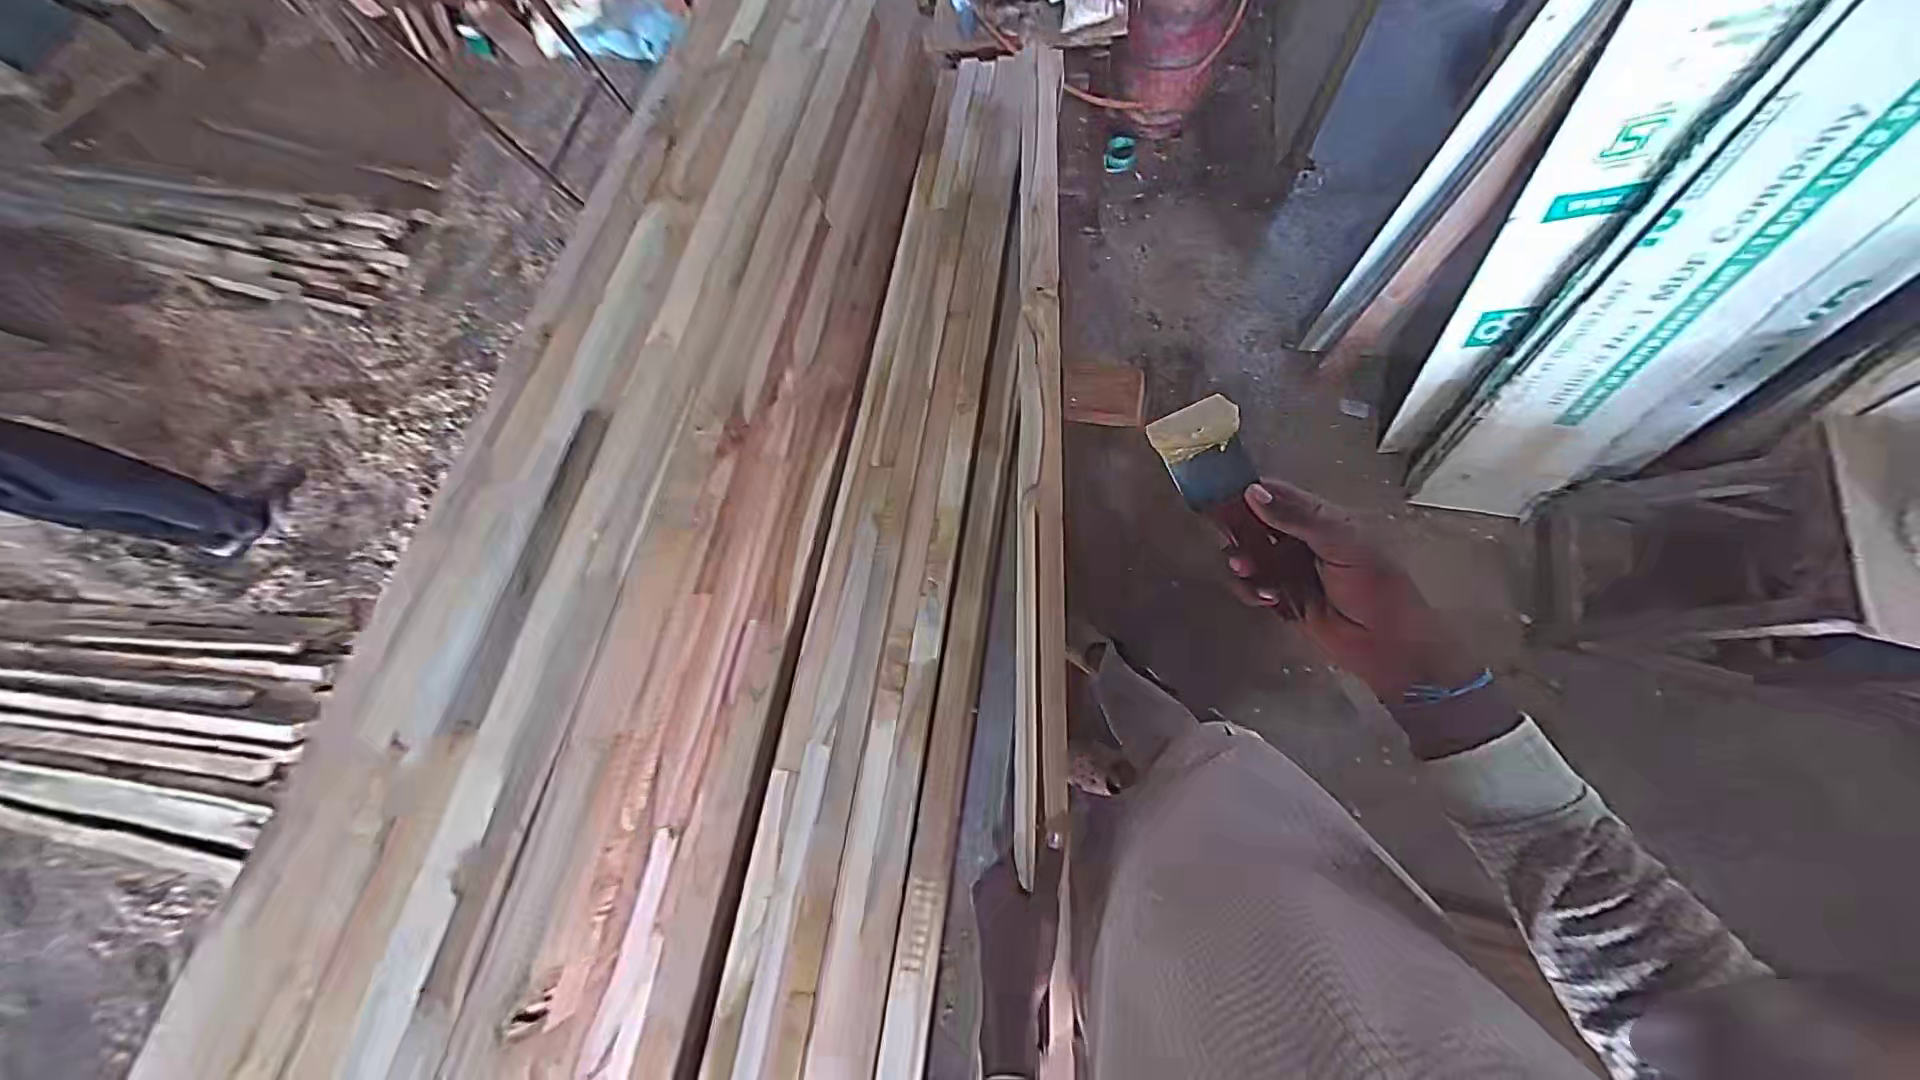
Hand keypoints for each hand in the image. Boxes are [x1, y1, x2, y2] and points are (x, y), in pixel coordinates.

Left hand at [973, 830, 1064, 1076]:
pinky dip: (1025, 903)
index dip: (1037, 838)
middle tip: (1054, 882)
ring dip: (1032, 887)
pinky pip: (1010, 900)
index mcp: (993, 878)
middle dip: (1036, 867)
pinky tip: (1038, 923)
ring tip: (1048, 908)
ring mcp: (985, 907)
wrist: (1010, 1003)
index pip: (1016, 842)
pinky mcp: (990, 924)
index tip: (1054, 835)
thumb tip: (1055, 834)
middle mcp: (983, 888)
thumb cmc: (1025, 957)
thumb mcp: (1046, 907)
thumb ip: (1050, 867)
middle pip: (1016, 862)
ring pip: (1014, 882)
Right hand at [1223, 480, 1479, 700]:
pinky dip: (1249, 588)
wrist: (1388, 648)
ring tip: (1248, 571)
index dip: (1248, 493)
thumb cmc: (1379, 589)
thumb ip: (1299, 517)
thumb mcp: (1345, 542)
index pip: (1276, 495)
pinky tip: (1266, 596)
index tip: (1220, 496)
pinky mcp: (1279, 596)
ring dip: (1242, 561)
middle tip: (1233, 539)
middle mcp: (1300, 540)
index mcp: (1322, 518)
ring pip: (1246, 555)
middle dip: (1237, 532)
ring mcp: (1288, 569)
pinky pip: (1249, 585)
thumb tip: (1254, 492)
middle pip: (1253, 525)